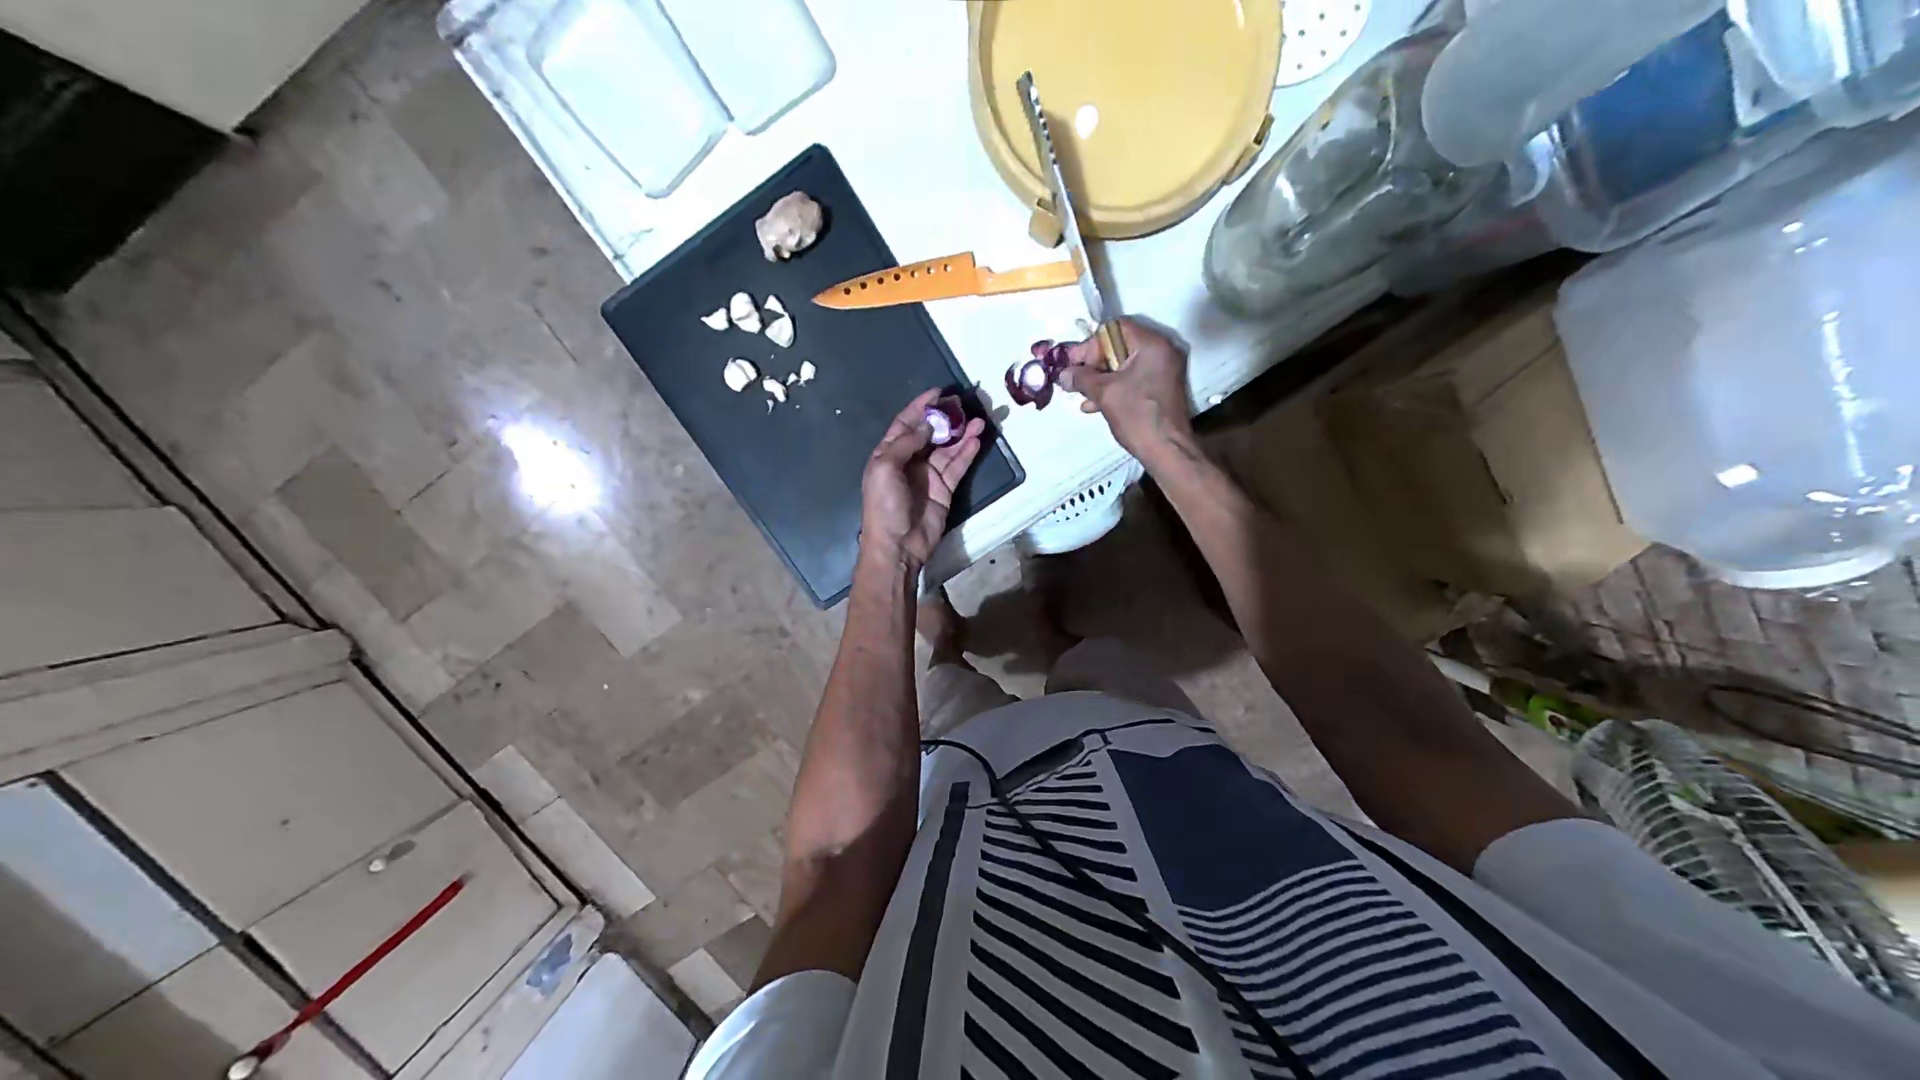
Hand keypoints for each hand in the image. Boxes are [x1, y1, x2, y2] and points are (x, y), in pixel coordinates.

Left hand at [860, 389, 984, 569]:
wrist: (897, 545)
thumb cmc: (884, 505)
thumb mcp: (886, 468)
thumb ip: (906, 442)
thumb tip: (928, 424)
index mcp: (888, 454)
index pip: (906, 423)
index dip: (921, 407)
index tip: (938, 392)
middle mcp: (909, 461)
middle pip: (930, 433)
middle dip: (946, 419)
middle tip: (964, 404)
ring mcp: (928, 475)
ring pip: (947, 449)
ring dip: (962, 434)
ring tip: (979, 420)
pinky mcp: (944, 489)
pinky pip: (957, 466)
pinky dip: (967, 453)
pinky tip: (977, 439)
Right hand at [1058, 318, 1194, 462]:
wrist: (1167, 450)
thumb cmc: (1137, 416)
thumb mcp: (1104, 393)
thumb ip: (1082, 378)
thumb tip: (1063, 373)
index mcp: (1151, 344)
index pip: (1115, 328)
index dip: (1091, 344)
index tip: (1074, 363)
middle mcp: (1161, 351)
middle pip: (1120, 345)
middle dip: (1094, 363)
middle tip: (1076, 378)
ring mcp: (1163, 370)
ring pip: (1124, 364)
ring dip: (1101, 377)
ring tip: (1081, 393)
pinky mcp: (1160, 388)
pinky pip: (1133, 379)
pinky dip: (1114, 387)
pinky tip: (1094, 404)